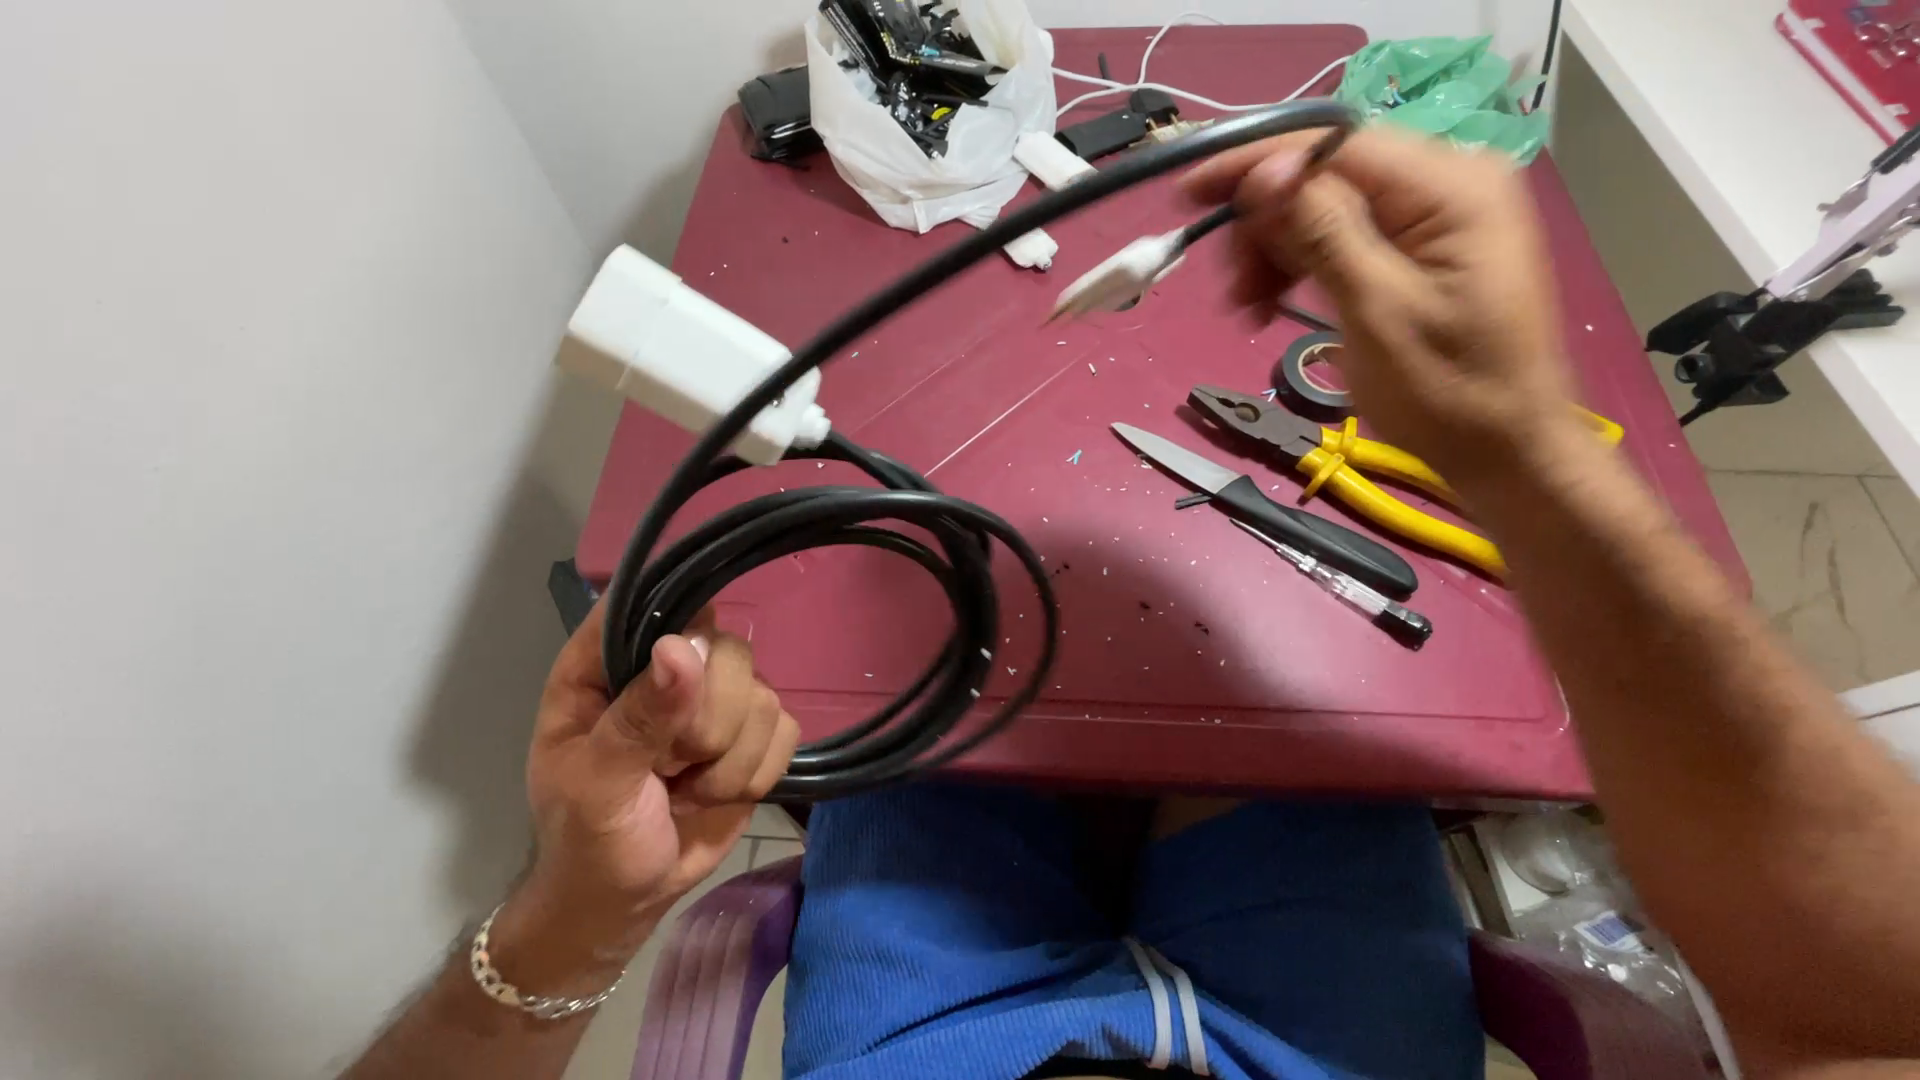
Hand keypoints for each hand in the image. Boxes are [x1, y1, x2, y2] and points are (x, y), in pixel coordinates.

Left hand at [489, 603, 799, 993]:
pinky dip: (758, 773)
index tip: (686, 674)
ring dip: (730, 762)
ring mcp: (716, 700)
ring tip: (687, 788)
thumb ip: (638, 717)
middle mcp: (667, 667)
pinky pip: (786, 730)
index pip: (647, 603)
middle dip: (709, 725)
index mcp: (605, 665)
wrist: (627, 898)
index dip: (675, 625)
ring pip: (764, 695)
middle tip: (669, 766)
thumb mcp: (595, 784)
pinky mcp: (754, 734)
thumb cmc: (587, 839)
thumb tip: (684, 647)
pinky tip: (719, 792)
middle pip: (728, 652)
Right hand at [1182, 127, 1585, 486]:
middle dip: (1265, 223)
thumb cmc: (1448, 393)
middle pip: (1326, 174)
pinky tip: (1272, 304)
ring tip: (1249, 308)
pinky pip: (1343, 237)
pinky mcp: (1419, 249)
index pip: (1333, 145)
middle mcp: (1446, 183)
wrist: (1504, 452)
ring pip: (1325, 207)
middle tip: (1232, 287)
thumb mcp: (1377, 312)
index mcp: (1450, 187)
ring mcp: (1435, 217)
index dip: (1255, 165)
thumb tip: (1265, 171)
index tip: (1191, 194)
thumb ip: (1323, 232)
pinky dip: (1300, 266)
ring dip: (1275, 250)